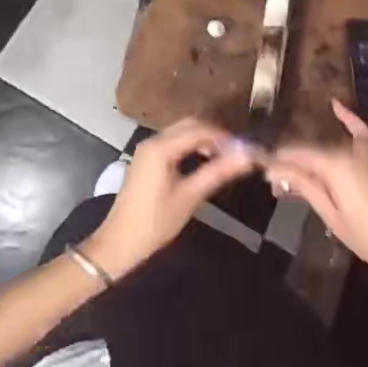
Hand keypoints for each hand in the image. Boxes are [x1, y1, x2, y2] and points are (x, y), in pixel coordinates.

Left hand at [82, 118, 256, 278]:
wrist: (121, 241)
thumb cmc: (155, 222)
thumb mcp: (190, 197)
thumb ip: (217, 173)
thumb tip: (246, 157)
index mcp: (161, 148)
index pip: (199, 129)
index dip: (225, 137)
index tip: (245, 150)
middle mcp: (152, 142)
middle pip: (189, 125)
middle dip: (214, 135)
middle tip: (236, 152)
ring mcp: (146, 150)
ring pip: (180, 132)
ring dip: (202, 139)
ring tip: (224, 157)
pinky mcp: (145, 159)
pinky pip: (172, 142)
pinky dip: (190, 146)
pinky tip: (203, 161)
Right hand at [264, 100, 367, 292]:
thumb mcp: (333, 216)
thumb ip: (306, 188)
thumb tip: (277, 171)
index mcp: (335, 165)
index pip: (296, 155)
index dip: (277, 163)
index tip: (262, 173)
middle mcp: (349, 151)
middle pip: (311, 152)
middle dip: (291, 165)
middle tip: (275, 185)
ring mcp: (367, 153)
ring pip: (329, 147)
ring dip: (310, 157)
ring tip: (293, 173)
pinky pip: (361, 132)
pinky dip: (349, 118)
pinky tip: (335, 105)